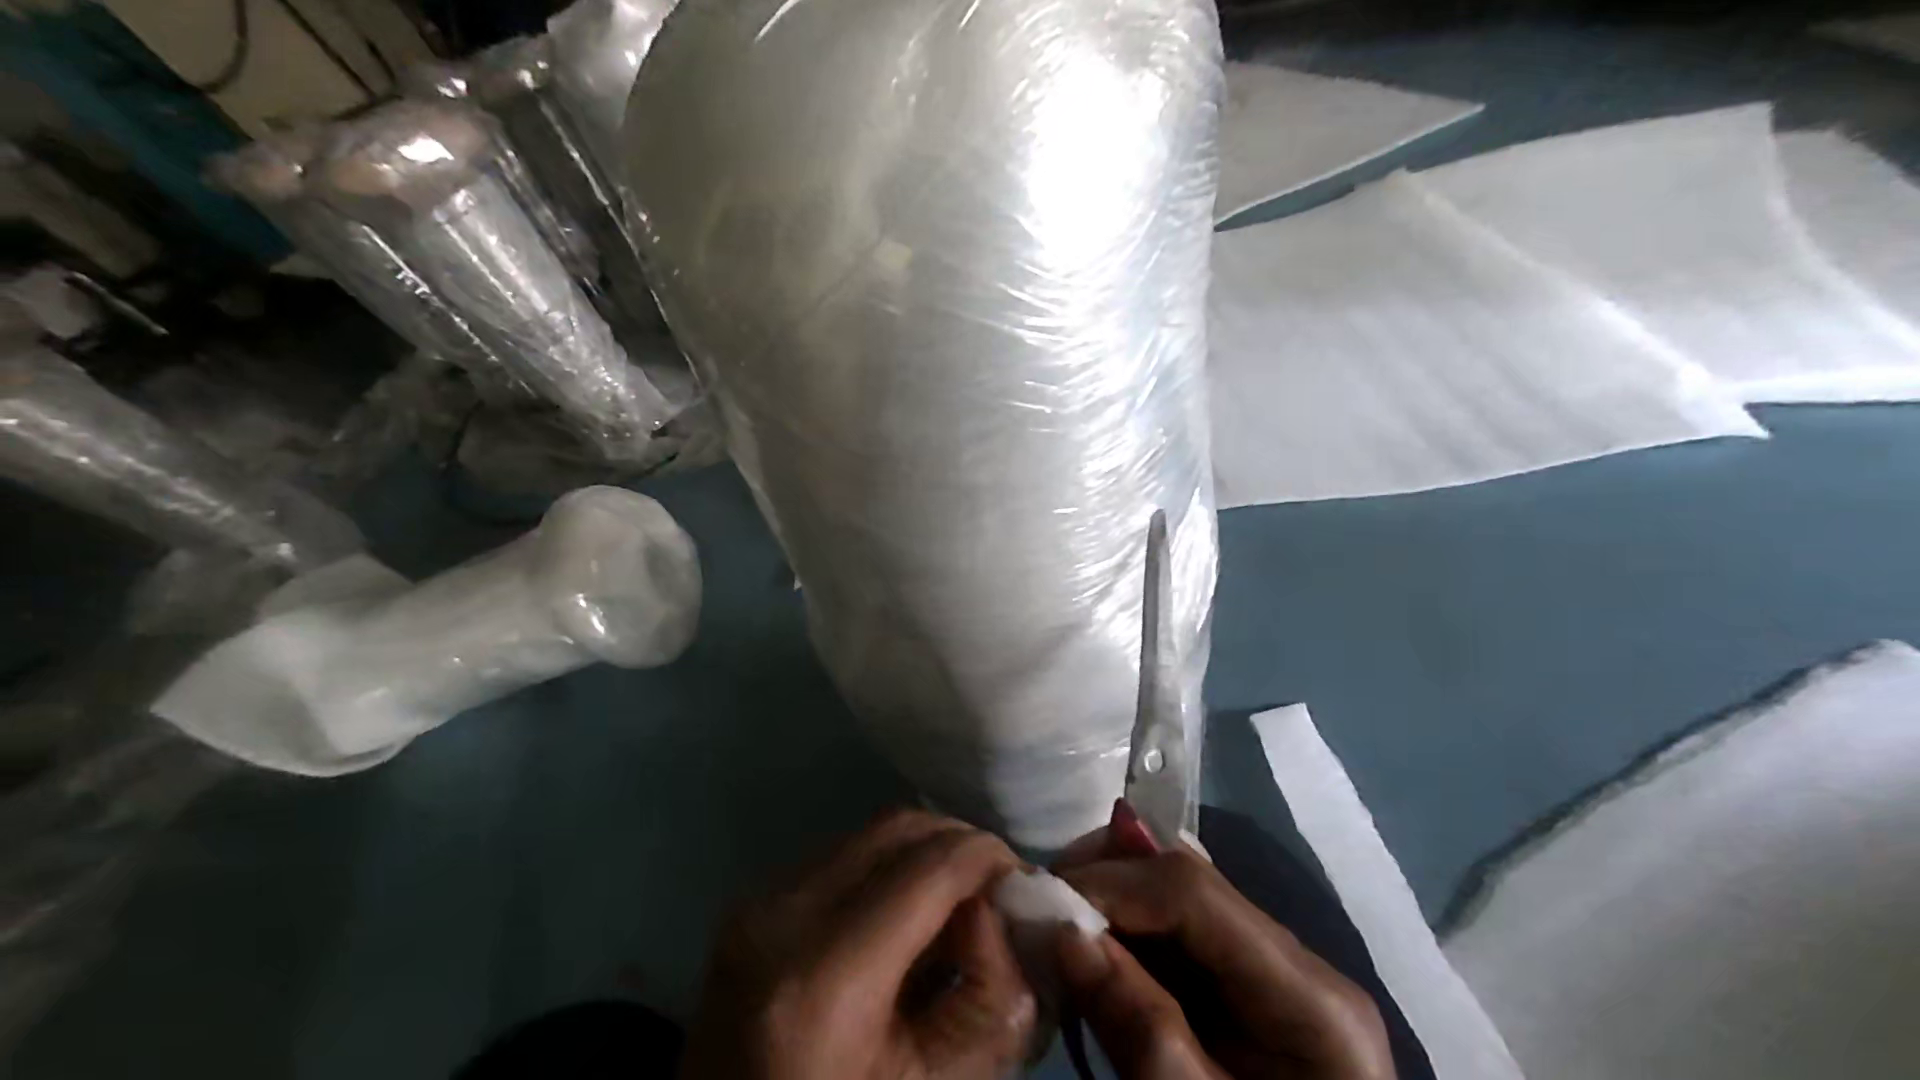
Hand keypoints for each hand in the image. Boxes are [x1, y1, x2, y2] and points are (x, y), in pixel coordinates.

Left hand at [679, 808, 1037, 1079]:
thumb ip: (989, 992)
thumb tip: (996, 907)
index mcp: (823, 975)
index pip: (930, 865)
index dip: (991, 858)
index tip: (1026, 882)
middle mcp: (782, 913)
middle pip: (898, 828)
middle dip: (961, 845)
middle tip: (995, 890)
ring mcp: (757, 901)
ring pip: (870, 833)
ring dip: (925, 854)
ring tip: (953, 905)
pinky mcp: (753, 901)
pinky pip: (841, 854)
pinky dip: (888, 867)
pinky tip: (904, 917)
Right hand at [1053, 831, 1394, 1079]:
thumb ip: (1139, 1030)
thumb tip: (1064, 933)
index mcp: (1309, 996)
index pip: (1195, 893)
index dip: (1113, 886)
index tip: (1046, 909)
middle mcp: (1297, 960)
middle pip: (1188, 880)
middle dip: (1107, 882)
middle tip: (1042, 910)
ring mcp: (1275, 968)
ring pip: (1178, 897)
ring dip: (1112, 903)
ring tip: (1058, 930)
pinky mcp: (1249, 984)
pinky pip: (1180, 934)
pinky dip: (1129, 934)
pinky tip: (1093, 954)